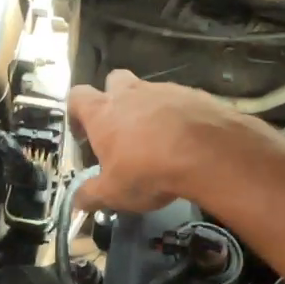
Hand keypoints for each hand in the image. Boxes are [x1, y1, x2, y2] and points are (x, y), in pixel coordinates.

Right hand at [67, 69, 261, 211]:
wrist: (208, 152)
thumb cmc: (148, 171)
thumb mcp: (114, 192)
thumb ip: (90, 195)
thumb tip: (76, 202)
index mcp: (103, 112)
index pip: (78, 96)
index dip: (77, 113)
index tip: (85, 135)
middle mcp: (131, 93)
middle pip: (114, 80)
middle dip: (115, 99)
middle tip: (122, 130)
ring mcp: (164, 90)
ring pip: (150, 91)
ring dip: (149, 110)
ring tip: (159, 141)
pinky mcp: (194, 94)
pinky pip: (179, 101)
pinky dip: (178, 116)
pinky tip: (186, 140)